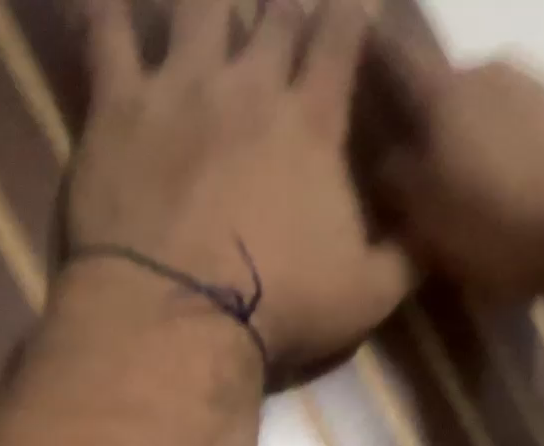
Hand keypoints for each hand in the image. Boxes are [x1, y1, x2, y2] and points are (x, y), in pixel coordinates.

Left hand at [67, 0, 413, 365]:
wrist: (178, 315)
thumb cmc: (284, 305)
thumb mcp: (371, 294)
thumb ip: (409, 254)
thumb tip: (437, 228)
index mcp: (314, 124)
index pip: (340, 41)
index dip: (351, 15)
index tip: (356, 5)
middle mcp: (248, 87)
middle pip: (271, 16)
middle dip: (285, 4)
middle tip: (287, 4)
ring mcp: (178, 89)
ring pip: (194, 8)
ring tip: (213, 0)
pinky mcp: (116, 107)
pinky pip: (106, 34)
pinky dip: (108, 10)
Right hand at [374, 48, 543, 297]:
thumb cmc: (504, 225)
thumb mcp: (427, 219)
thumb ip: (395, 181)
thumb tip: (387, 161)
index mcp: (445, 87)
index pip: (392, 60)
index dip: (372, 78)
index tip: (365, 110)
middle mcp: (492, 71)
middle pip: (444, 94)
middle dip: (431, 130)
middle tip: (427, 179)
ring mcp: (542, 90)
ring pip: (491, 115)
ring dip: (479, 147)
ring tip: (481, 199)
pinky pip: (530, 135)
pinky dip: (519, 159)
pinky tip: (525, 201)